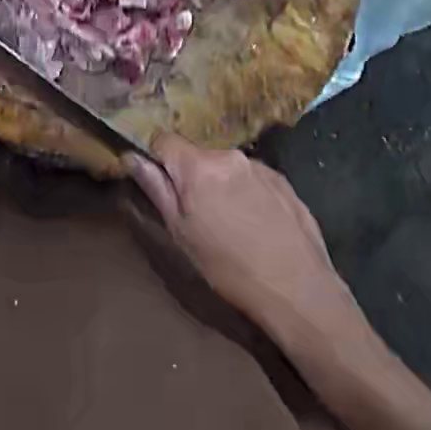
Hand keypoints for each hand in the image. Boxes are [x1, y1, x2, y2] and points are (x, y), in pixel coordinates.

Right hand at [128, 133, 356, 337]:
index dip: (158, 160)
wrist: (299, 290)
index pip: (164, 139)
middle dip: (193, 178)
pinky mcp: (284, 181)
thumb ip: (156, 189)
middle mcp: (229, 156)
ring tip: (233, 226)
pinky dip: (248, 194)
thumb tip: (131, 157)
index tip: (164, 186)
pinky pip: (253, 179)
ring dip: (222, 186)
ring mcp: (260, 167)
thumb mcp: (181, 234)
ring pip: (226, 169)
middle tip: (200, 218)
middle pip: (198, 157)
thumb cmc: (229, 268)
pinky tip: (258, 227)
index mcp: (198, 166)